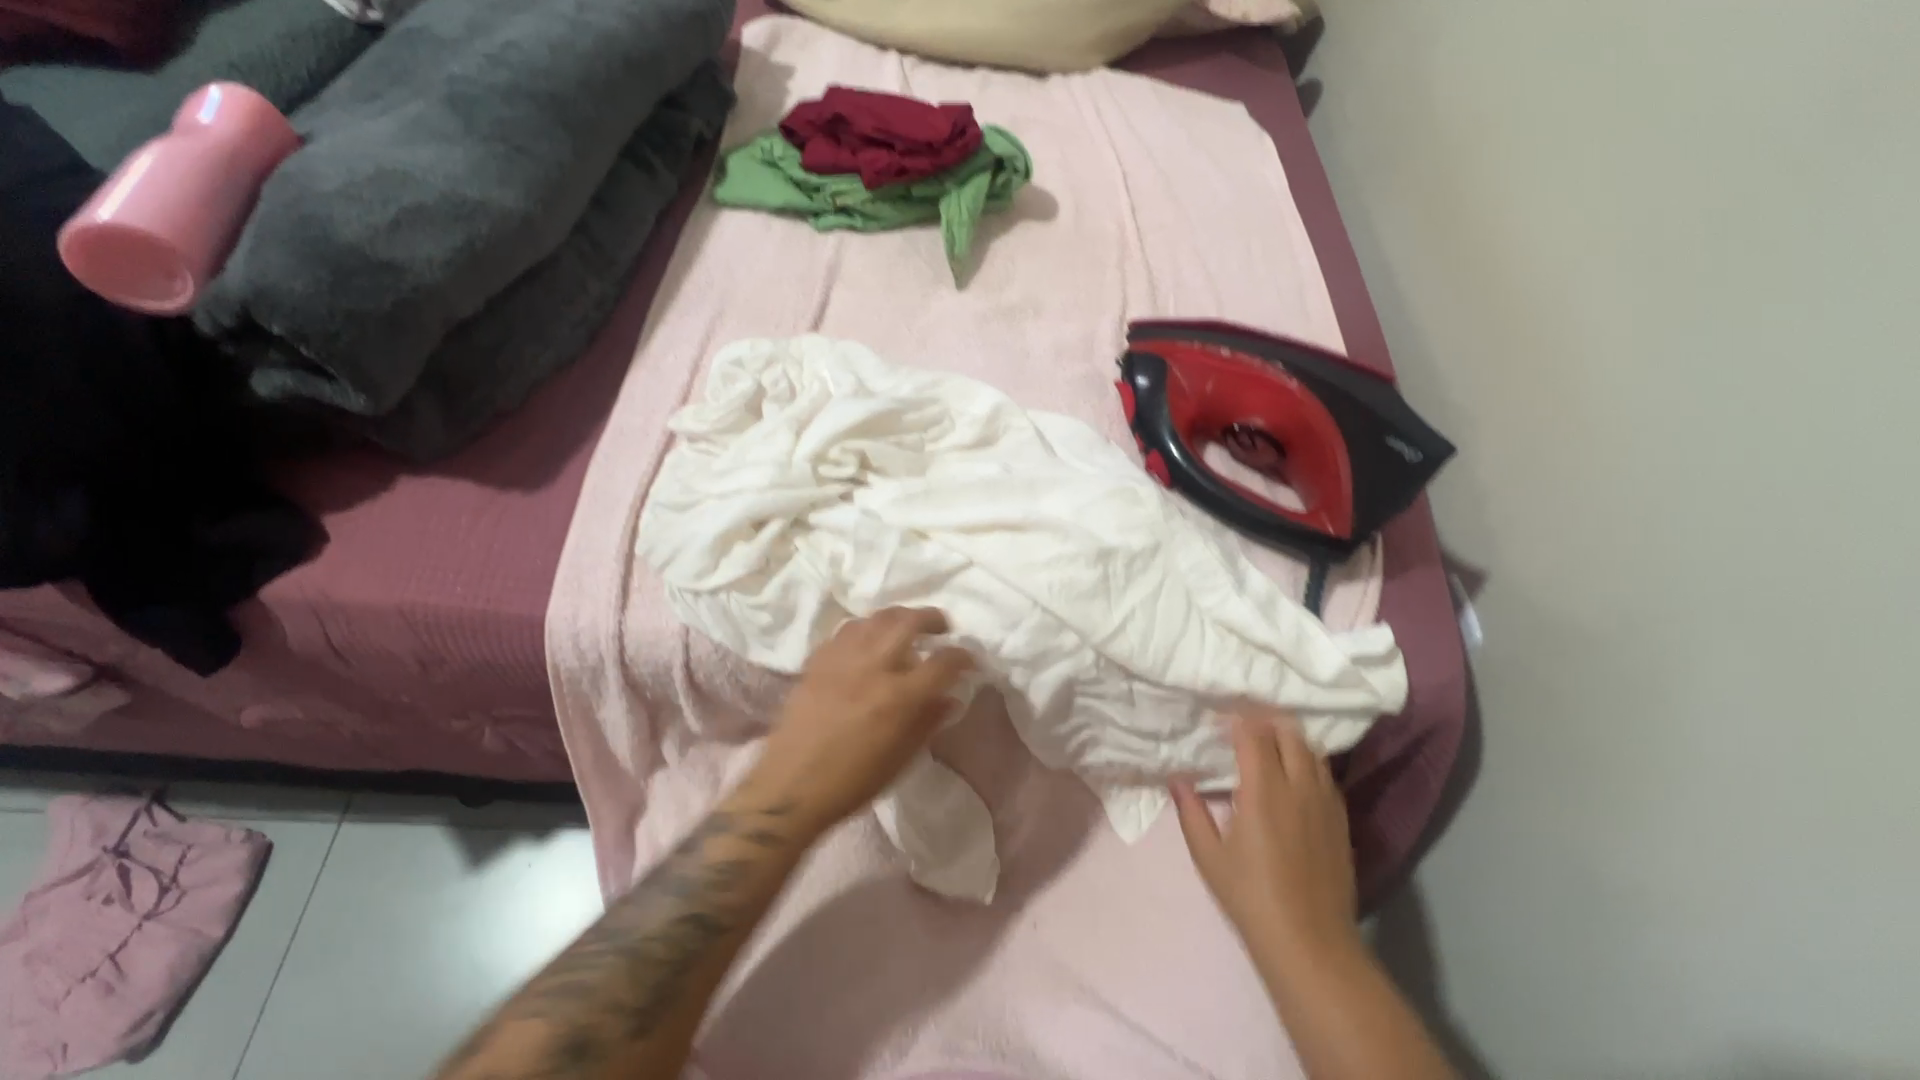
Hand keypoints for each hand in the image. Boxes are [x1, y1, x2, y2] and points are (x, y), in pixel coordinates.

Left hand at [747, 607, 973, 833]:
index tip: (969, 659)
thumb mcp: (901, 759)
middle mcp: (871, 668)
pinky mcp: (816, 663)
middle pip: (907, 622)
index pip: (943, 662)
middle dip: (931, 618)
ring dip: (897, 617)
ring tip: (905, 627)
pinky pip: (845, 632)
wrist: (792, 788)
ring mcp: (840, 661)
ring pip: (874, 619)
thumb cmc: (853, 782)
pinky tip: (868, 642)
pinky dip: (864, 630)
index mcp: (898, 697)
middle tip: (941, 626)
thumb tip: (950, 698)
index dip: (963, 656)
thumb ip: (928, 722)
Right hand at [1172, 710, 1361, 963]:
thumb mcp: (1208, 856)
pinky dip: (1308, 762)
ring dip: (1289, 738)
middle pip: (1289, 733)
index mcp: (1263, 792)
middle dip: (1265, 720)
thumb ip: (1191, 812)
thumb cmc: (1250, 897)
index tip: (1220, 716)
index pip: (1254, 735)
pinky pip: (1326, 774)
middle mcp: (1299, 787)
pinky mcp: (1342, 819)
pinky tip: (1294, 774)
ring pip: (1312, 750)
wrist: (1309, 940)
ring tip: (1268, 742)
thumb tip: (1177, 779)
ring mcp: (1326, 802)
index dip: (1237, 719)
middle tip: (1243, 723)